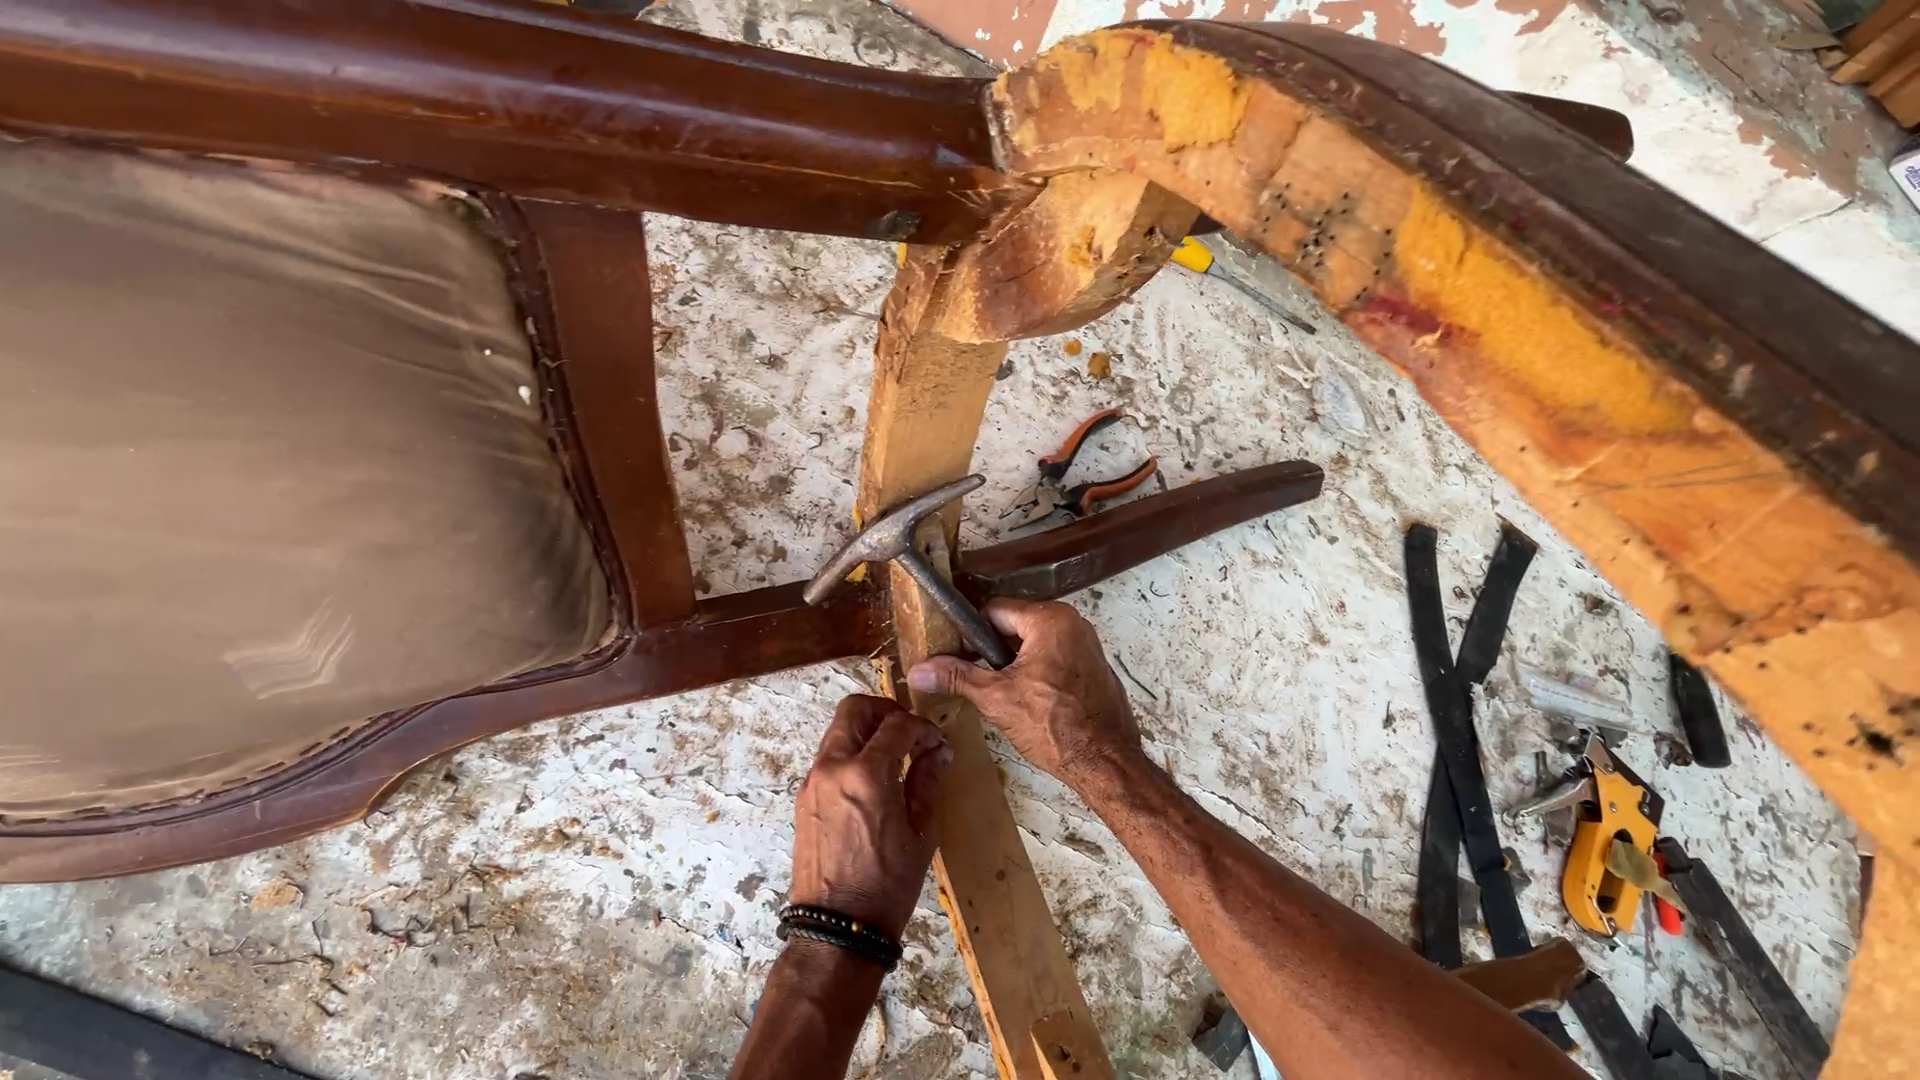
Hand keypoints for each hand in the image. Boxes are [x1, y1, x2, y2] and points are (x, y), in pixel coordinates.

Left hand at [789, 695, 951, 938]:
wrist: (837, 929)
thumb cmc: (888, 884)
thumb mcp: (921, 832)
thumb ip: (927, 782)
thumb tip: (939, 752)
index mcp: (866, 773)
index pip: (897, 724)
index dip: (923, 727)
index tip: (937, 743)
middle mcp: (833, 767)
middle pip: (854, 709)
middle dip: (886, 711)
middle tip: (909, 731)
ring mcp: (813, 782)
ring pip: (838, 731)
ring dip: (867, 731)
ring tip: (895, 756)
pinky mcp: (804, 799)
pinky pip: (829, 758)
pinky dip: (852, 753)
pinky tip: (874, 779)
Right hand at [906, 599, 1143, 791]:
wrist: (1105, 763)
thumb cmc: (1056, 727)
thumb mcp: (997, 698)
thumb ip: (957, 677)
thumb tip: (919, 670)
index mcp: (1050, 620)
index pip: (994, 610)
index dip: (971, 633)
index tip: (957, 656)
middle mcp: (1073, 624)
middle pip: (1015, 626)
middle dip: (993, 651)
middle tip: (976, 679)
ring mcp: (1087, 646)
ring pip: (1034, 644)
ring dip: (1014, 664)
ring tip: (1000, 693)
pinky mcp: (1093, 668)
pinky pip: (1055, 658)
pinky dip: (1037, 673)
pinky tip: (1028, 701)